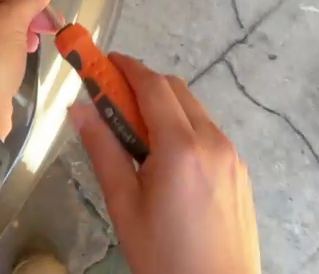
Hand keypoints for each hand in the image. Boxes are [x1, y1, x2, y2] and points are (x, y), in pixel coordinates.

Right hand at [72, 55, 259, 273]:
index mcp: (181, 147)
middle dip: (143, 84)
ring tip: (138, 138)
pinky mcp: (241, 174)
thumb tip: (77, 108)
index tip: (101, 63)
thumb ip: (102, 149)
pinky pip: (208, 132)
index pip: (151, 85)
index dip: (125, 67)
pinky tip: (167, 160)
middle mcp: (212, 142)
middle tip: (113, 102)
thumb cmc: (165, 257)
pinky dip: (184, 126)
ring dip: (164, 106)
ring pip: (193, 109)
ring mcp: (232, 157)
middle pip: (175, 89)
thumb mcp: (124, 205)